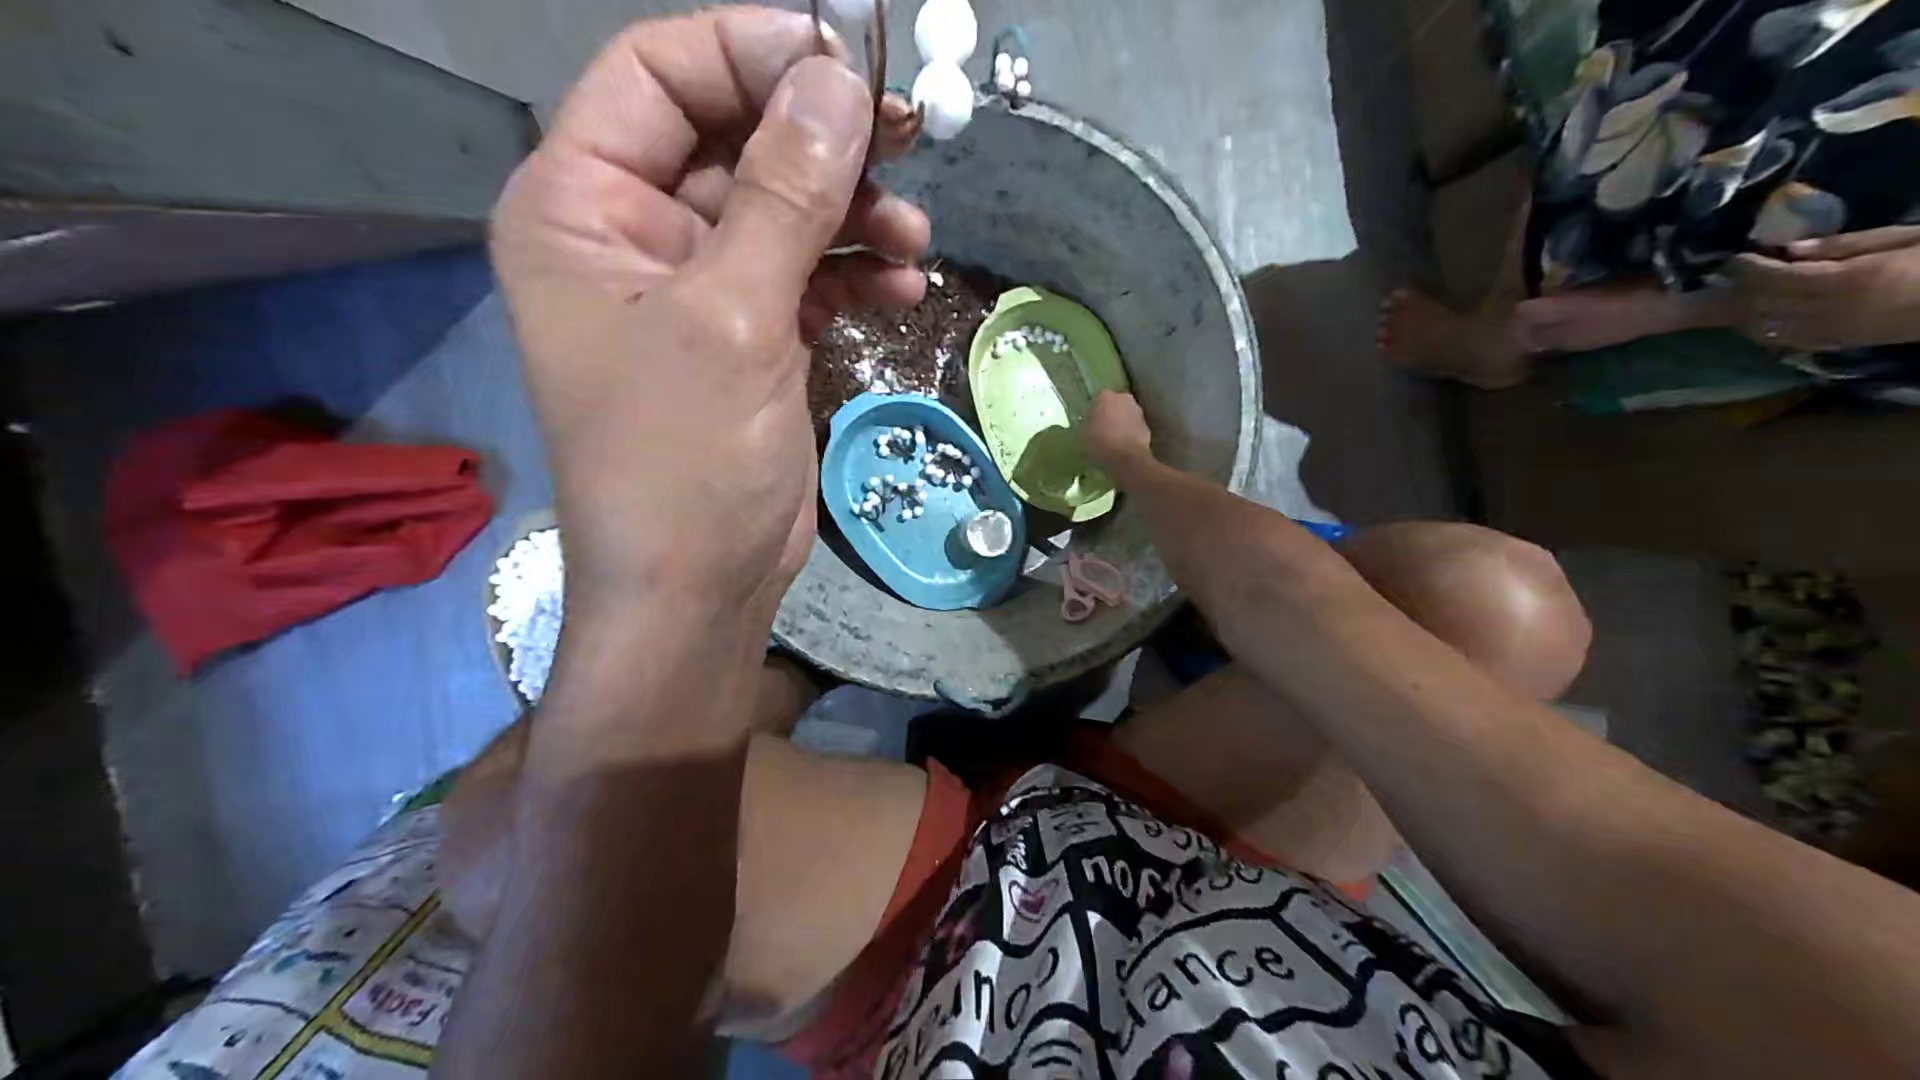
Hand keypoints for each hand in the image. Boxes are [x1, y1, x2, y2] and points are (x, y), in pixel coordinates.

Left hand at [492, 8, 929, 615]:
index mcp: (582, 207)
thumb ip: (786, 195)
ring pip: (784, 211)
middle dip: (823, 142)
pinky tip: (902, 283)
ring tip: (913, 237)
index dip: (754, 55)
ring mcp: (698, 290)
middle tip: (908, 140)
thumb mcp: (732, 319)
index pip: (660, 76)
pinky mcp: (750, 337)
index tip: (850, 66)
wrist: (698, 586)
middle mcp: (633, 235)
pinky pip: (806, 275)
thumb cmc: (685, 460)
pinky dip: (853, 273)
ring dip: (852, 215)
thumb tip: (839, 82)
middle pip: (735, 140)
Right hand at [1084, 391, 1153, 475]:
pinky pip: (1135, 428)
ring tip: (1113, 439)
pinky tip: (1123, 446)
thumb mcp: (1083, 433)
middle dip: (1111, 414)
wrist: (1126, 458)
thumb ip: (1089, 423)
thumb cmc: (1099, 442)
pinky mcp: (1147, 427)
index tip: (1092, 421)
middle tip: (1103, 428)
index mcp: (1105, 396)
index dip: (1095, 410)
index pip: (1098, 398)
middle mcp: (1124, 398)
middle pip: (1116, 404)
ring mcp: (1138, 412)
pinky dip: (1130, 434)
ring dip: (1122, 423)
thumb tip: (1093, 423)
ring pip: (1127, 415)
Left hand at [1729, 226, 1919, 351]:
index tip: (1736, 259)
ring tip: (1742, 294)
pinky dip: (1762, 329)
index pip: (1773, 278)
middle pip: (1759, 305)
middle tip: (1732, 275)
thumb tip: (1791, 248)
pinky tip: (1761, 316)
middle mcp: (1826, 310)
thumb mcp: (1910, 238)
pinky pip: (1781, 340)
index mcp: (1845, 280)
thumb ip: (1847, 244)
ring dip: (1744, 312)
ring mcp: (1828, 331)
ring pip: (1762, 327)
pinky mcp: (1835, 344)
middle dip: (1739, 290)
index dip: (1747, 269)